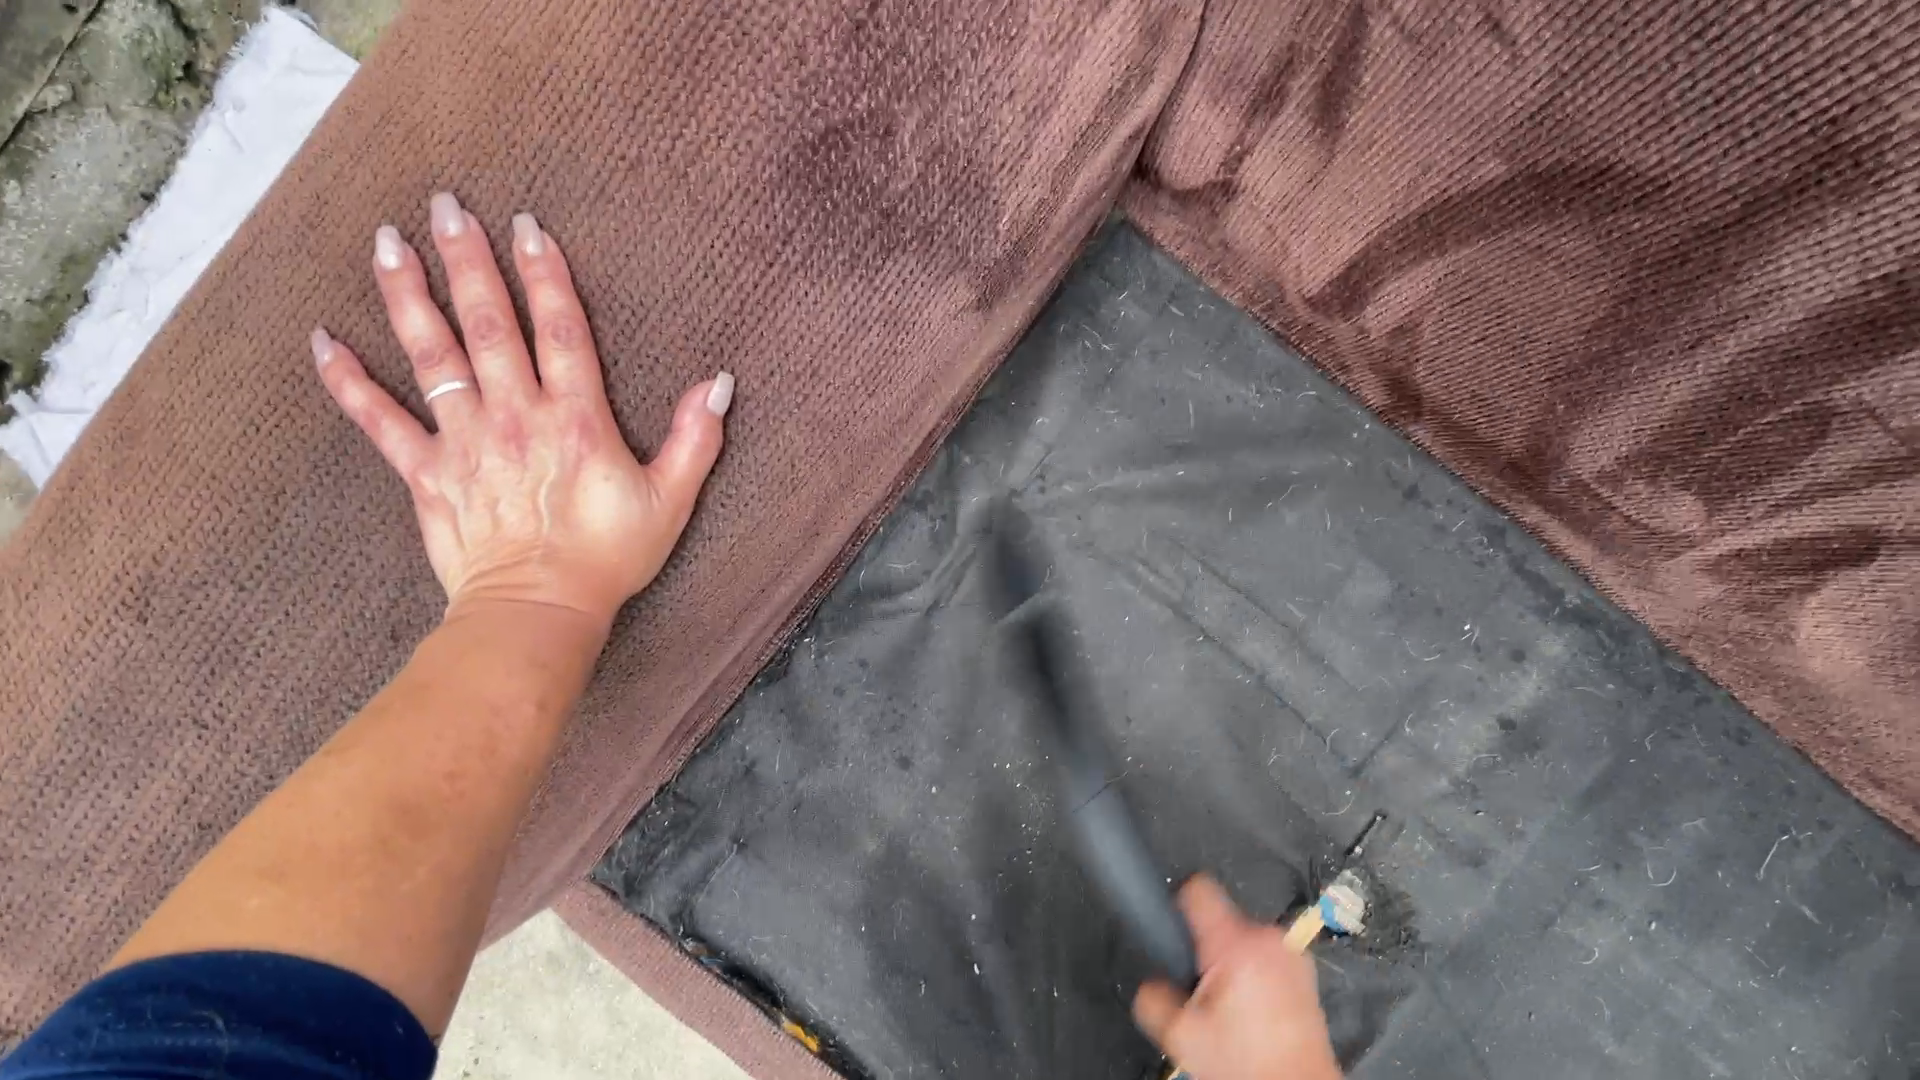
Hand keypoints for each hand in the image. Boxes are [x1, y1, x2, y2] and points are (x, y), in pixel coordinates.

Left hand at [312, 193, 731, 627]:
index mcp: (576, 420)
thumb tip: (719, 384)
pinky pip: (381, 422)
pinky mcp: (428, 474)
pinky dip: (350, 383)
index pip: (560, 331)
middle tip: (446, 207)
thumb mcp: (671, 500)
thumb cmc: (609, 557)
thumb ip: (695, 439)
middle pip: (488, 326)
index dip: (546, 275)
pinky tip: (323, 342)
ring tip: (388, 244)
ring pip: (432, 358)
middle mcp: (516, 418)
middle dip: (468, 262)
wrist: (540, 612)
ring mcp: (465, 443)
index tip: (529, 227)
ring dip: (408, 297)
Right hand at [1134, 877, 1342, 1079]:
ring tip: (1232, 1005)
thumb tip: (1148, 983)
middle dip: (1206, 949)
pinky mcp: (1304, 970)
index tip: (1173, 920)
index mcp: (1234, 944)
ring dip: (1232, 961)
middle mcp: (1266, 939)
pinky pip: (1267, 954)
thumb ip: (1152, 999)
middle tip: (1204, 990)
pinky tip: (1254, 1010)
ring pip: (1243, 938)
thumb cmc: (1251, 1065)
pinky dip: (1256, 973)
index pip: (1197, 888)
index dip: (1177, 900)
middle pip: (1218, 919)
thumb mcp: (1182, 1038)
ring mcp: (1290, 953)